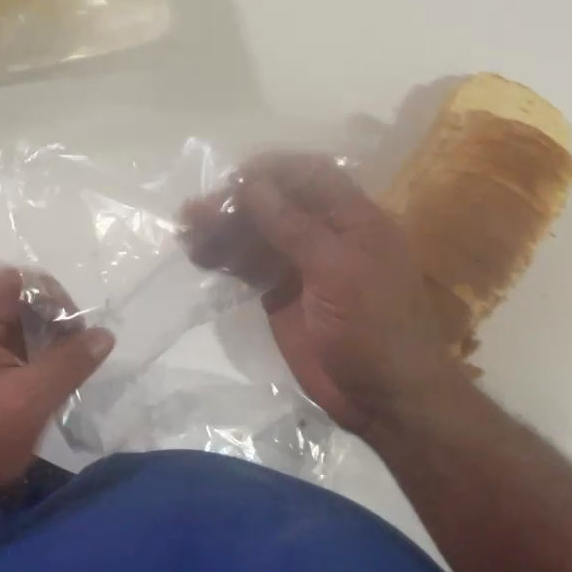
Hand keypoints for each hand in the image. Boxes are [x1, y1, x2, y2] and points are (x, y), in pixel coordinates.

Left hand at [0, 267, 113, 504]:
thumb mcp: (29, 403)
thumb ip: (68, 364)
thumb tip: (102, 335)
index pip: (15, 280)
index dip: (51, 296)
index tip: (73, 331)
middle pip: (13, 298)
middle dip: (50, 319)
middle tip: (74, 353)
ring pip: (9, 322)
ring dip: (40, 339)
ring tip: (63, 369)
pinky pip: (0, 344)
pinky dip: (26, 354)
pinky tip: (43, 382)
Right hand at [185, 154, 466, 437]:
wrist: (385, 402)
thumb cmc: (374, 328)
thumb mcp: (337, 271)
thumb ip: (294, 227)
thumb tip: (251, 184)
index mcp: (354, 220)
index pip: (312, 175)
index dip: (273, 170)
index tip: (234, 177)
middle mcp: (326, 235)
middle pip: (276, 203)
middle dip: (237, 201)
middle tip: (198, 209)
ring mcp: (302, 266)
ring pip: (257, 233)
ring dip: (222, 227)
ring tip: (186, 227)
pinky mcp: (281, 295)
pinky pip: (248, 265)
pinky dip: (223, 256)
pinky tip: (198, 254)